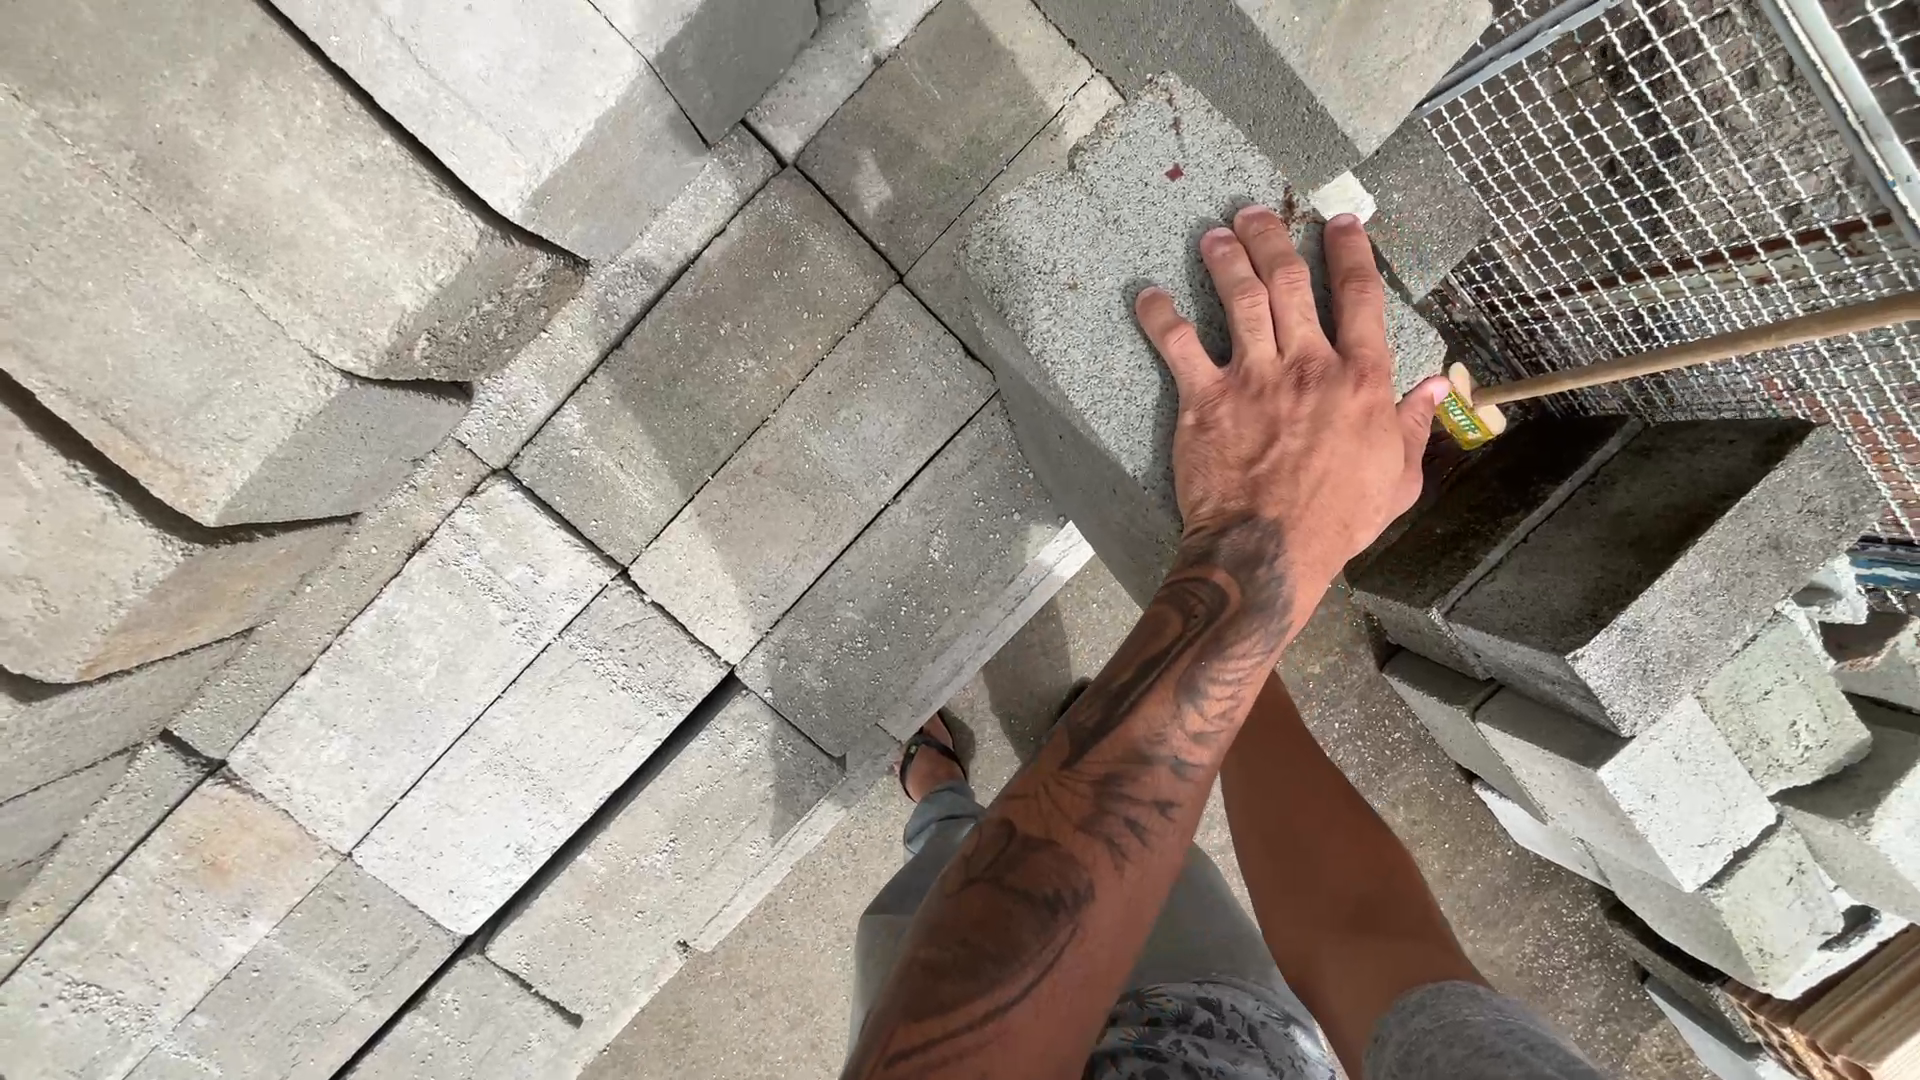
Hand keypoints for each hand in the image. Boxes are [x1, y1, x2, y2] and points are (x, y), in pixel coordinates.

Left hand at [1134, 206, 1447, 590]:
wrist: (1267, 550)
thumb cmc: (1335, 522)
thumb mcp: (1396, 479)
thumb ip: (1411, 427)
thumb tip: (1430, 388)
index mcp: (1360, 379)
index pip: (1361, 296)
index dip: (1350, 251)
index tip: (1340, 222)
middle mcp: (1307, 364)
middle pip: (1291, 281)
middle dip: (1274, 237)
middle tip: (1256, 212)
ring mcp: (1253, 377)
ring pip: (1240, 297)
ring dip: (1225, 258)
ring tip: (1215, 233)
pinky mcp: (1204, 399)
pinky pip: (1177, 345)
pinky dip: (1159, 317)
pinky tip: (1148, 296)